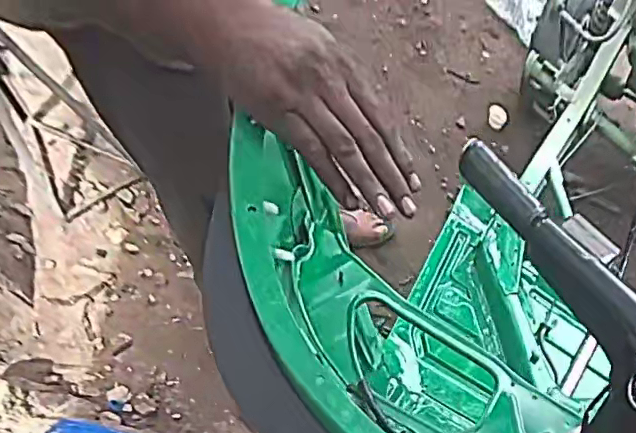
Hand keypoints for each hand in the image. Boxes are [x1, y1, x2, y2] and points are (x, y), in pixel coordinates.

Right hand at [200, 2, 419, 218]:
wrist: (224, 18)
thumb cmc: (272, 36)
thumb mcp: (320, 50)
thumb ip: (346, 86)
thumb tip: (371, 128)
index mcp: (343, 64)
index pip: (381, 118)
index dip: (399, 154)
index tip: (411, 181)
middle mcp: (328, 79)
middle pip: (369, 138)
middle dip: (392, 177)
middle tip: (406, 205)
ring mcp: (304, 96)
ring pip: (346, 149)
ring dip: (368, 184)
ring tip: (384, 209)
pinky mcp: (279, 111)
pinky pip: (314, 153)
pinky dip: (334, 179)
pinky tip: (349, 199)